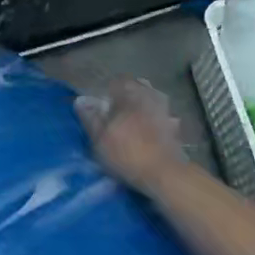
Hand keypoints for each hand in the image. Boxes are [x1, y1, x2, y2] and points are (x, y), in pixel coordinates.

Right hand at [74, 77, 189, 194]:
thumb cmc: (126, 155)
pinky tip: (151, 127)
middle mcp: (149, 99)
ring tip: (133, 117)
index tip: (101, 101)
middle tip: (116, 108)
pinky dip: (155, 117)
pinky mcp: (174, 126)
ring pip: (152, 98)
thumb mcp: (100, 139)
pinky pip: (163, 113)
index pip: (118, 82)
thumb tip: (80, 99)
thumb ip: (90, 118)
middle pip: (138, 86)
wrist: (163, 172)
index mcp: (129, 98)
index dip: (108, 89)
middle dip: (127, 93)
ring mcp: (165, 111)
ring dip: (143, 103)